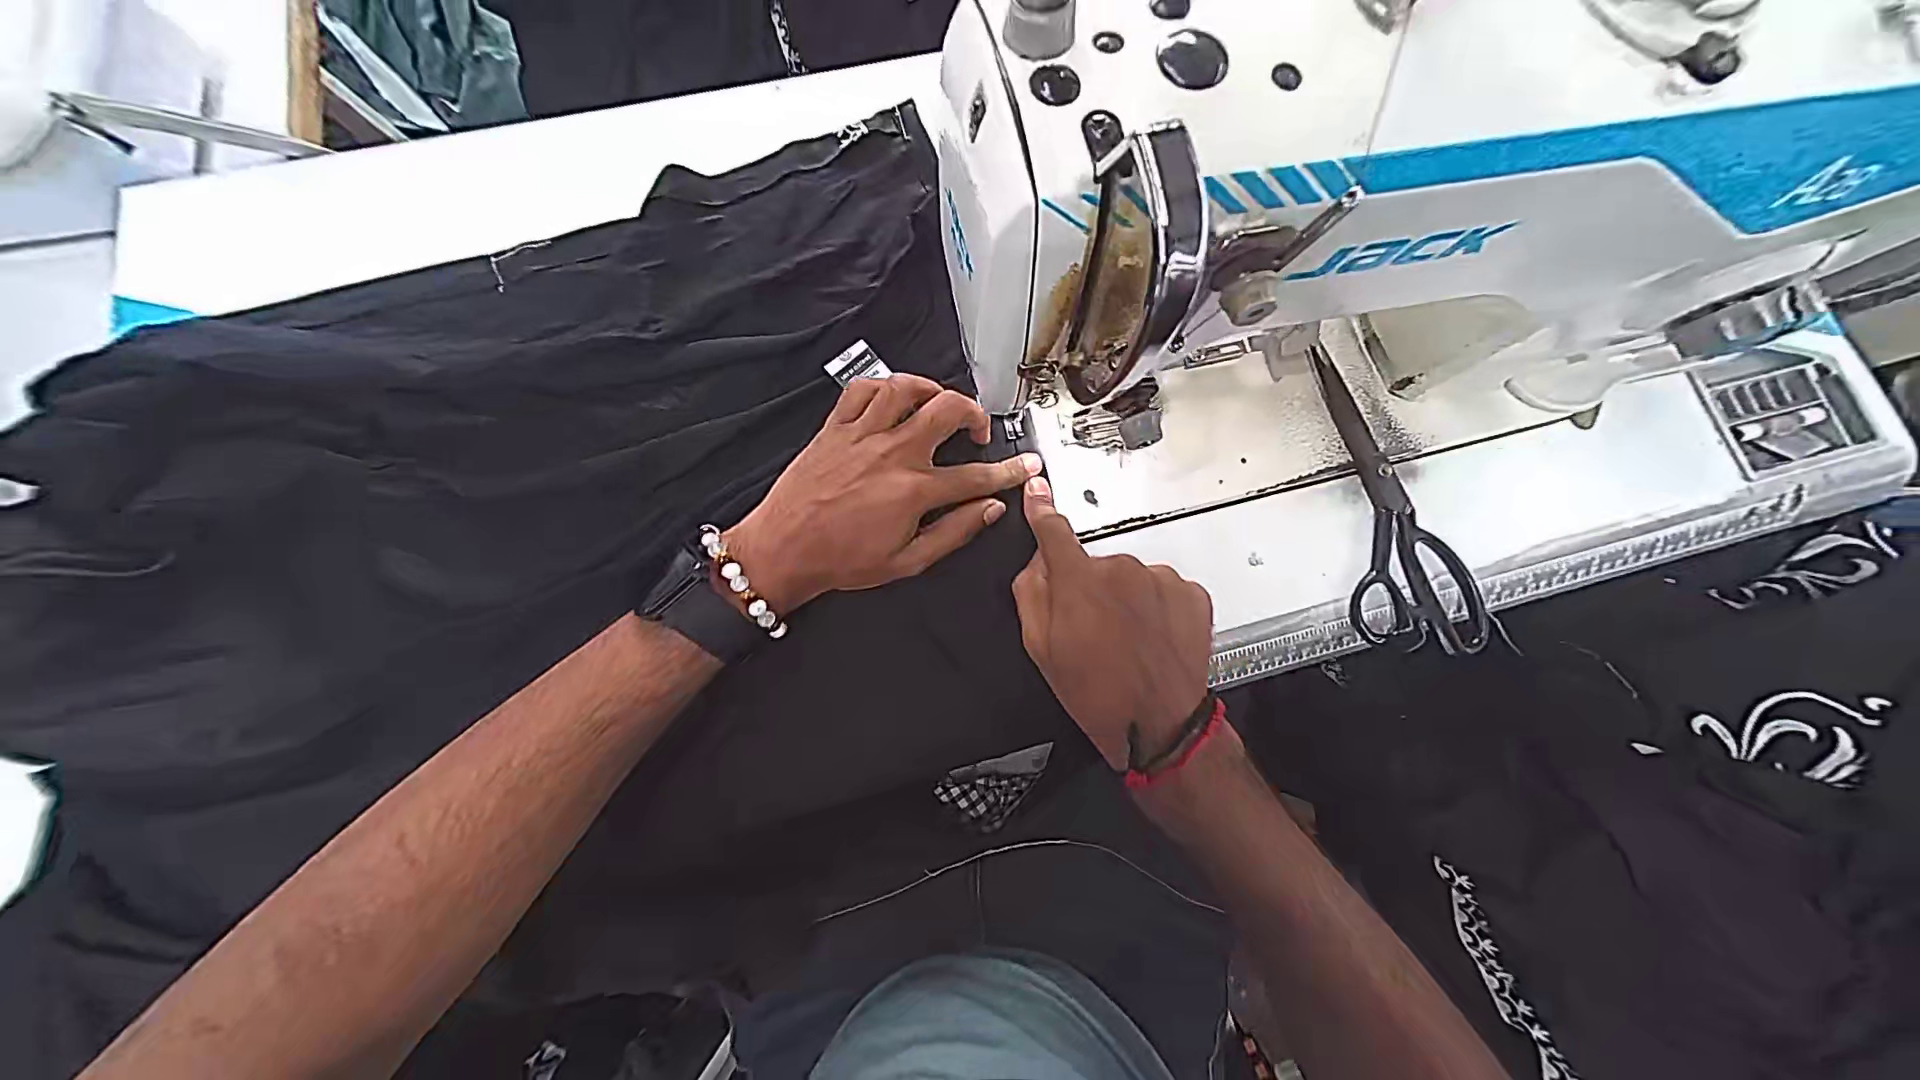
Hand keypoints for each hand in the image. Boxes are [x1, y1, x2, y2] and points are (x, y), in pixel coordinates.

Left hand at [725, 374, 1042, 612]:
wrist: (783, 550)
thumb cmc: (838, 559)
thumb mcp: (907, 562)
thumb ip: (954, 532)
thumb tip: (986, 512)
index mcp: (913, 490)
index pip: (976, 475)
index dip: (1009, 470)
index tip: (1023, 465)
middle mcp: (890, 454)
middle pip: (948, 410)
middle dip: (976, 414)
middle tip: (978, 429)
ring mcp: (861, 436)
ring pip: (906, 388)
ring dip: (932, 389)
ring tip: (940, 402)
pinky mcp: (835, 429)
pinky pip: (861, 390)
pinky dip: (882, 386)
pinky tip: (892, 397)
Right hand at [1011, 475, 1214, 770]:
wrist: (1159, 725)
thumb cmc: (1100, 695)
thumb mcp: (1040, 648)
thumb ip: (1030, 593)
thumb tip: (1036, 564)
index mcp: (1077, 582)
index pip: (1052, 529)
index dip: (1041, 508)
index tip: (1038, 492)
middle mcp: (1120, 570)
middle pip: (1094, 562)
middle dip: (1090, 588)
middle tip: (1093, 630)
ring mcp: (1158, 579)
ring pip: (1130, 575)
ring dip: (1126, 599)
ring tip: (1126, 641)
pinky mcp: (1189, 591)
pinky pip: (1161, 587)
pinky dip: (1155, 607)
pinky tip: (1149, 638)